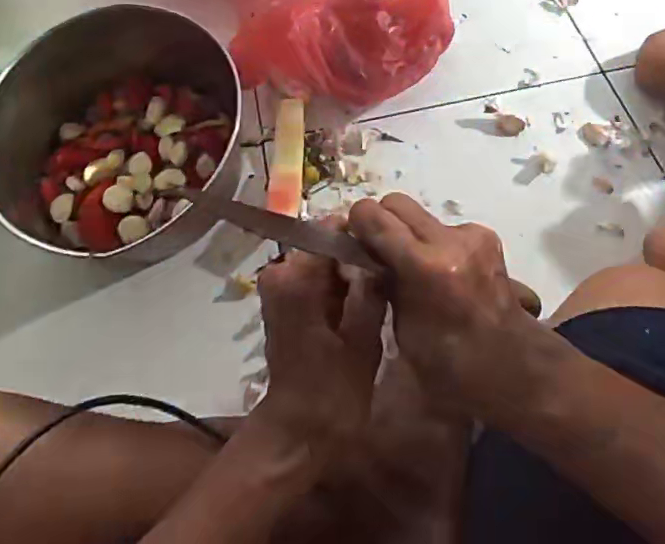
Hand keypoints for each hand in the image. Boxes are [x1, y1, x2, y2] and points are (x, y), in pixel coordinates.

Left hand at [253, 250, 386, 451]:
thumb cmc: (332, 393)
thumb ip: (370, 289)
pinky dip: (335, 287)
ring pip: (321, 260)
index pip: (331, 228)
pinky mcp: (281, 300)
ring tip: (377, 293)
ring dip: (347, 273)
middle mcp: (280, 272)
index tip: (388, 253)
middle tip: (386, 279)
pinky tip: (358, 307)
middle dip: (355, 257)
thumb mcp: (362, 341)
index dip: (362, 236)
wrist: (296, 435)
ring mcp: (277, 286)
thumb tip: (381, 251)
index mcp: (297, 277)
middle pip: (325, 243)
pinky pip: (313, 277)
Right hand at [347, 194, 535, 413]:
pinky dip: (434, 243)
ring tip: (412, 266)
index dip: (358, 223)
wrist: (514, 365)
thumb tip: (365, 257)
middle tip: (377, 248)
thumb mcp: (402, 328)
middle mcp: (449, 240)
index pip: (374, 215)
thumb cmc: (451, 364)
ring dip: (408, 232)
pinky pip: (444, 227)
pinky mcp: (485, 236)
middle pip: (396, 202)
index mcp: (425, 266)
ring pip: (420, 213)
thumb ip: (384, 282)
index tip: (353, 240)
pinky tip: (442, 273)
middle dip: (382, 220)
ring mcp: (472, 235)